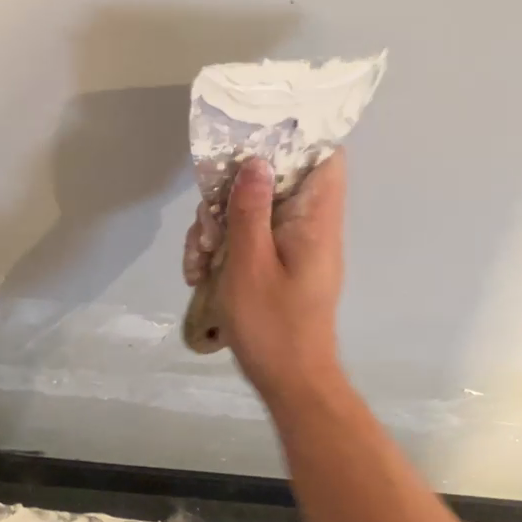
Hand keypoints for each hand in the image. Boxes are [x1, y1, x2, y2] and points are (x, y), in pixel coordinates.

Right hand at [184, 151, 346, 394]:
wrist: (289, 380)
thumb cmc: (272, 325)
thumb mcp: (250, 265)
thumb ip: (250, 211)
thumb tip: (256, 161)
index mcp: (315, 220)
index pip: (324, 157)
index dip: (292, 141)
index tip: (248, 147)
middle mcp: (309, 226)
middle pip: (272, 183)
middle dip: (230, 197)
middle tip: (208, 231)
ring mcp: (292, 247)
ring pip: (250, 213)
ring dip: (216, 230)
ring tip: (197, 263)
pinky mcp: (275, 266)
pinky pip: (246, 241)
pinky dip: (220, 252)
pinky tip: (198, 275)